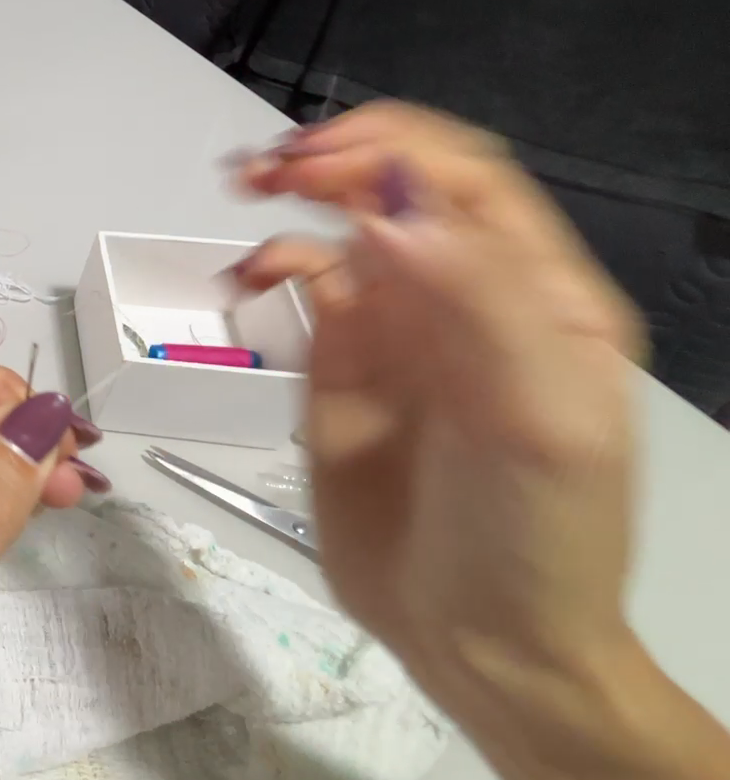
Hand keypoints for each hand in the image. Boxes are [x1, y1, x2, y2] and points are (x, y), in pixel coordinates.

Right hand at [233, 103, 729, 779]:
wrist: (472, 627)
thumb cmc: (528, 532)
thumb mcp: (534, 420)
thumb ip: (474, 303)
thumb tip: (385, 211)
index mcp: (539, 294)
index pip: (465, 182)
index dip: (387, 152)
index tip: (308, 166)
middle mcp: (466, 291)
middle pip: (399, 186)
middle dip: (331, 158)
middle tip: (257, 170)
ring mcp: (398, 321)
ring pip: (345, 222)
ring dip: (294, 193)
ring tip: (242, 189)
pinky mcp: (340, 355)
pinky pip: (304, 283)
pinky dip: (270, 264)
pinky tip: (246, 279)